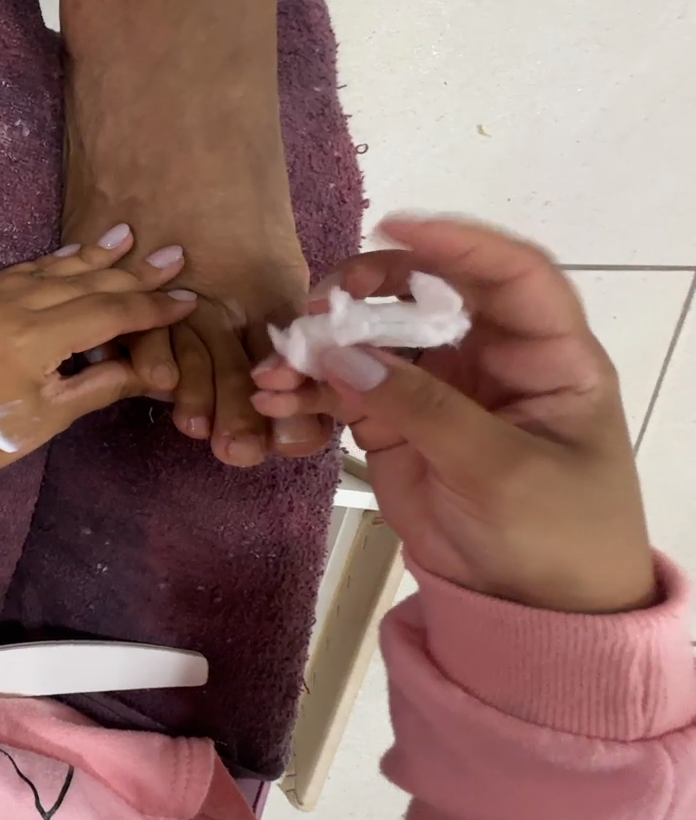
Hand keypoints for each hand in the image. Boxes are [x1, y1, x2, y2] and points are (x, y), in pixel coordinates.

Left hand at [0, 230, 196, 487]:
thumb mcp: (51, 416)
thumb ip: (106, 383)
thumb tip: (157, 366)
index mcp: (28, 340)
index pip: (105, 312)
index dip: (148, 307)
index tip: (184, 298)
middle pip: (77, 282)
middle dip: (127, 272)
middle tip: (169, 256)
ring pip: (39, 270)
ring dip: (84, 258)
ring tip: (123, 238)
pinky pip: (2, 276)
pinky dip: (37, 268)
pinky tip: (65, 256)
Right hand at [251, 216, 656, 613]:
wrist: (519, 596)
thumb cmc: (549, 529)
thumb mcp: (498, 467)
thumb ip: (421, 408)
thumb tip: (341, 356)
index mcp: (543, 359)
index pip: (511, 279)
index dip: (457, 244)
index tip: (391, 223)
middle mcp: (483, 360)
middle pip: (418, 298)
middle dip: (358, 295)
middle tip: (309, 310)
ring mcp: (428, 388)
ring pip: (363, 342)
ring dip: (312, 350)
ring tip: (270, 373)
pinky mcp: (384, 419)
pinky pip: (334, 388)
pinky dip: (300, 390)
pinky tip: (273, 401)